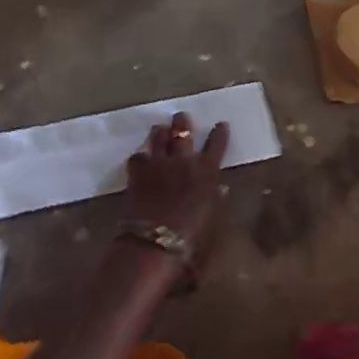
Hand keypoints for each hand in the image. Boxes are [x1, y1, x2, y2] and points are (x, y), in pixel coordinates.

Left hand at [127, 113, 229, 254]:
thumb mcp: (213, 219)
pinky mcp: (138, 172)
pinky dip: (140, 157)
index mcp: (206, 171)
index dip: (220, 133)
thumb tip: (221, 189)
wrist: (156, 242)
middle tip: (181, 116)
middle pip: (183, 131)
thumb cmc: (192, 235)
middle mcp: (183, 160)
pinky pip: (137, 157)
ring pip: (158, 137)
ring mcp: (159, 163)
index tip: (221, 124)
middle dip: (182, 122)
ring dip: (160, 132)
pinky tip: (140, 159)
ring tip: (159, 129)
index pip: (217, 144)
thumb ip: (217, 201)